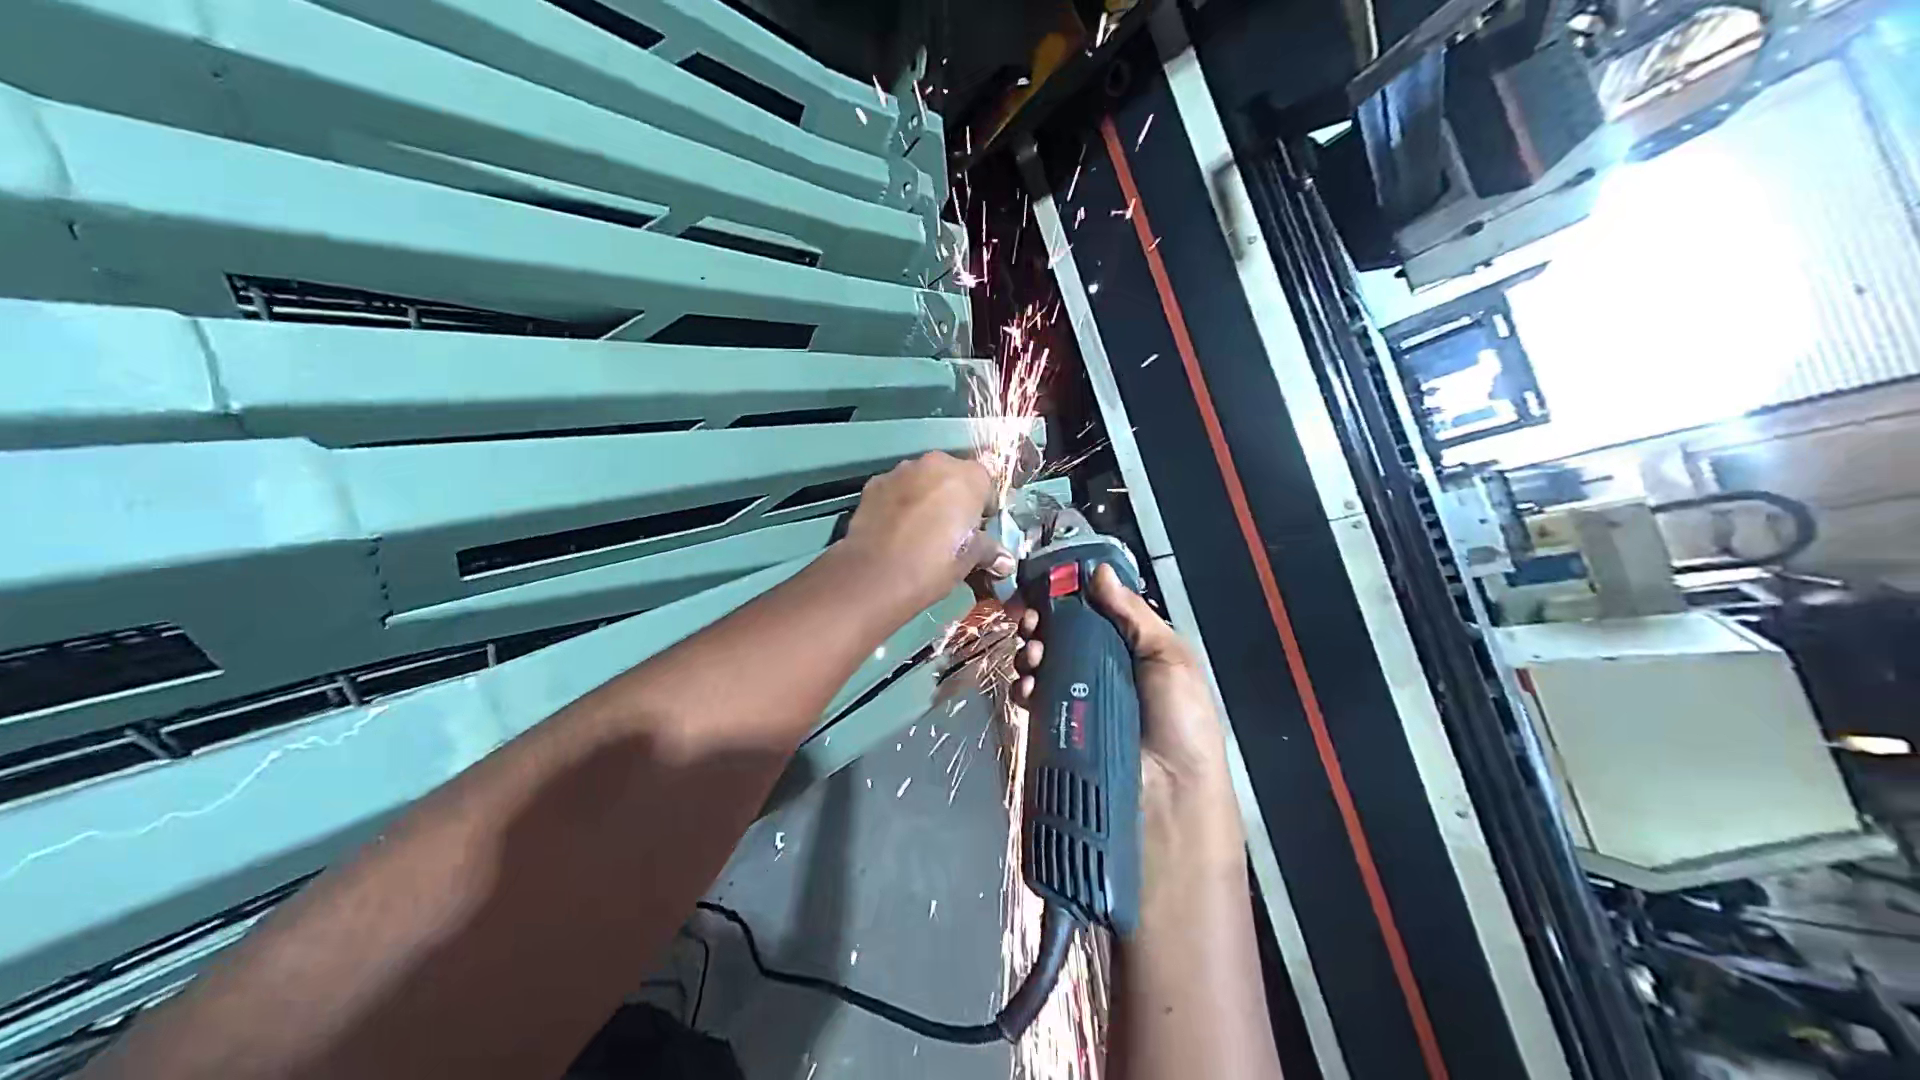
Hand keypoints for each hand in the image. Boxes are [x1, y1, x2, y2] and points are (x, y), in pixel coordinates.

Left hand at [839, 453, 1013, 608]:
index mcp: (967, 476)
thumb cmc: (935, 562)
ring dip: (926, 497)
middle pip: (952, 476)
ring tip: (920, 530)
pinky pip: (896, 489)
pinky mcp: (873, 484)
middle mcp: (935, 463)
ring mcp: (900, 470)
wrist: (875, 574)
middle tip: (951, 529)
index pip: (986, 483)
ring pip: (922, 480)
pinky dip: (900, 503)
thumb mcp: (969, 559)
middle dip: (954, 498)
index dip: (984, 507)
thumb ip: (989, 551)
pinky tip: (896, 530)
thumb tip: (1005, 561)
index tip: (978, 530)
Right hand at [1011, 564, 1239, 856]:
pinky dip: (1024, 685)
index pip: (1090, 612)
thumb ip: (1133, 613)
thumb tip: (1099, 571)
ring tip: (1032, 656)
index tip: (1045, 586)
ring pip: (1042, 661)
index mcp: (1130, 648)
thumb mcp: (1171, 658)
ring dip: (1030, 650)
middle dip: (1040, 620)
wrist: (1169, 795)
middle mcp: (1100, 668)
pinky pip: (1032, 696)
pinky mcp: (1057, 725)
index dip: (1067, 596)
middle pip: (1060, 633)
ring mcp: (1076, 697)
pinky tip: (1026, 684)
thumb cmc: (1180, 720)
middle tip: (1029, 621)